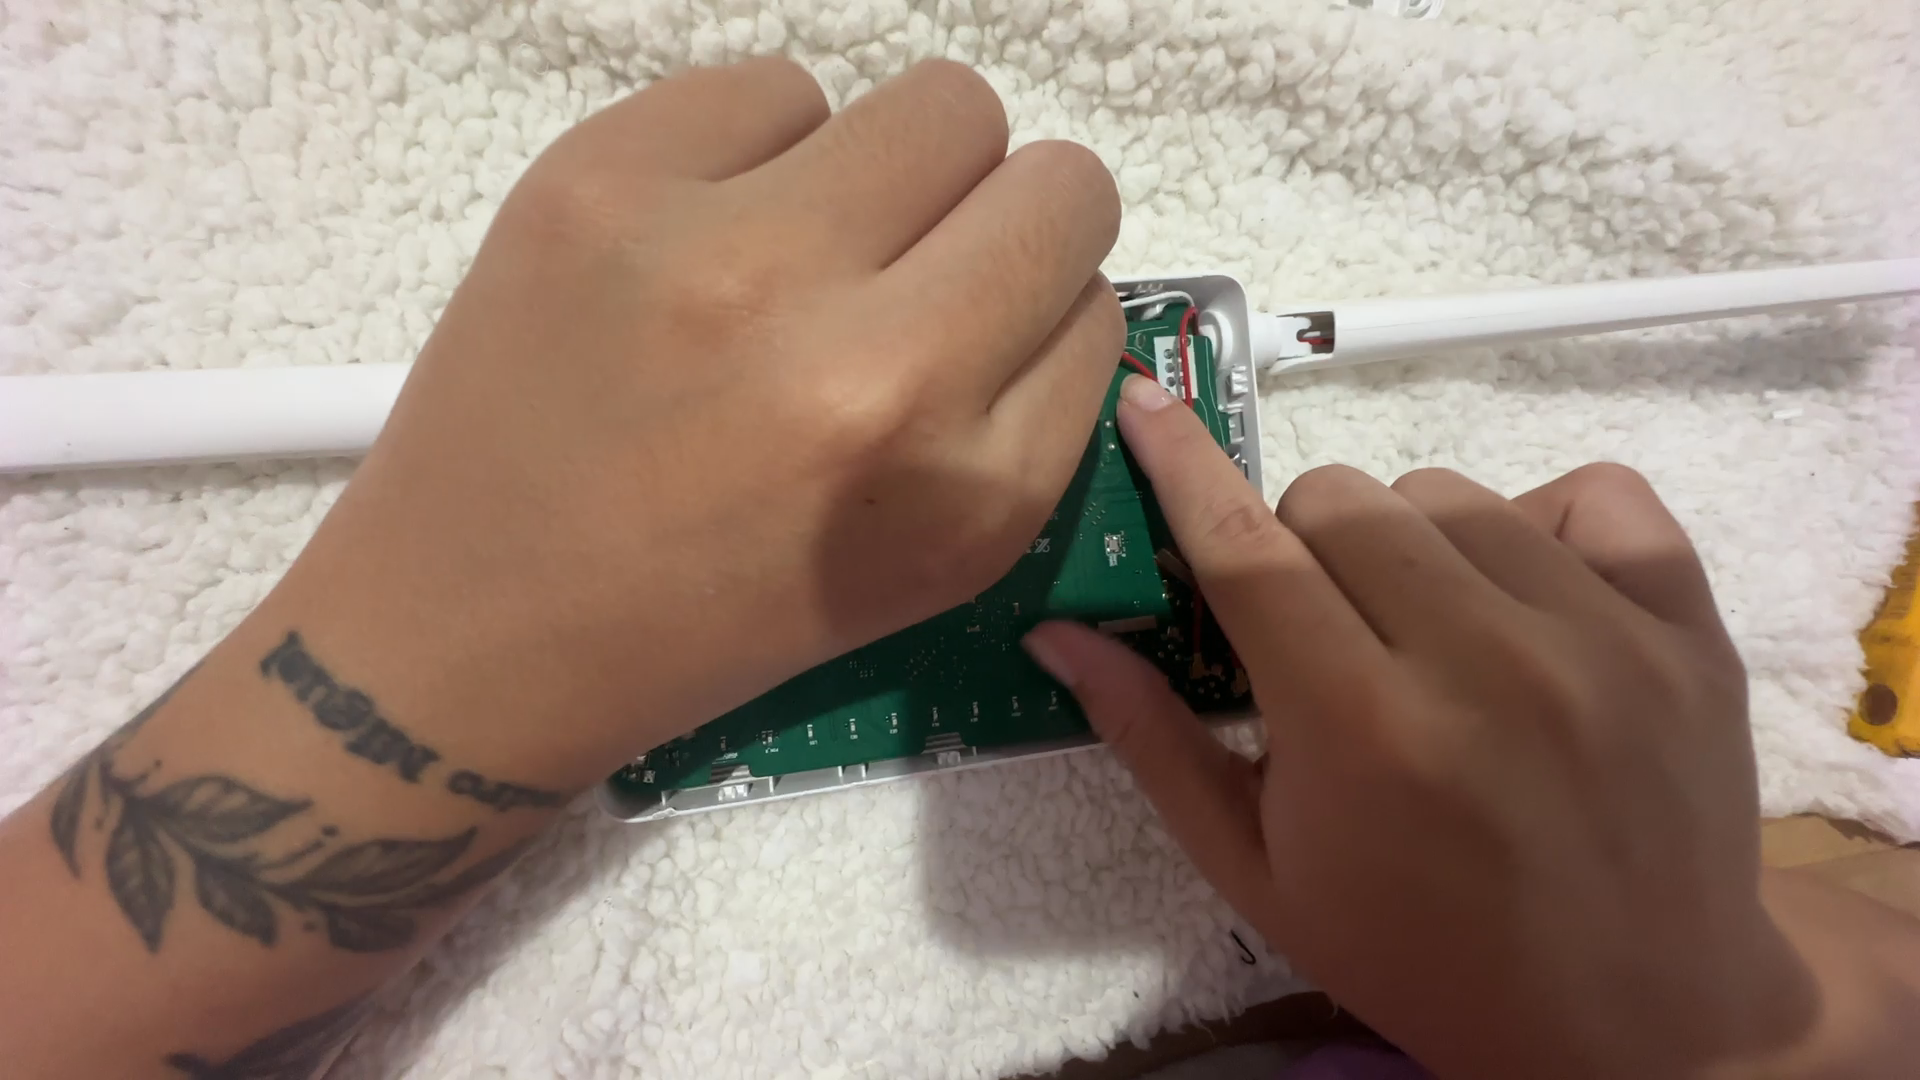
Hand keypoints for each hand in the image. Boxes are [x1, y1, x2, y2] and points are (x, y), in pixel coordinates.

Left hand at [267, 58, 1121, 784]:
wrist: (492, 623)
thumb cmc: (733, 616)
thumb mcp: (932, 563)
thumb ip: (1033, 418)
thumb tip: (1055, 274)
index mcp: (961, 484)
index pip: (1096, 303)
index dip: (1051, 308)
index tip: (990, 332)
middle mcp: (871, 364)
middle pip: (1052, 178)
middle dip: (1016, 221)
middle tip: (924, 277)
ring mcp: (730, 254)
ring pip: (938, 106)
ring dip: (907, 179)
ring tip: (818, 259)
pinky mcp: (602, 179)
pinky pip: (775, 88)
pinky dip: (774, 155)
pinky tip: (716, 239)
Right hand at [1023, 376, 1816, 1077]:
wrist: (1647, 1032)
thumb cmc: (1407, 945)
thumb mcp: (1246, 862)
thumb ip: (1148, 735)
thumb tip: (1055, 635)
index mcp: (1358, 728)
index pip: (1245, 553)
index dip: (1182, 468)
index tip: (1144, 403)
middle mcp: (1483, 665)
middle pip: (1340, 499)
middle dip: (1294, 539)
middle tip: (1310, 617)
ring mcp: (1603, 639)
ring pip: (1445, 492)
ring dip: (1397, 539)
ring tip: (1412, 623)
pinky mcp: (1691, 631)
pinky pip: (1590, 492)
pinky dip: (1532, 520)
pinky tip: (1518, 595)